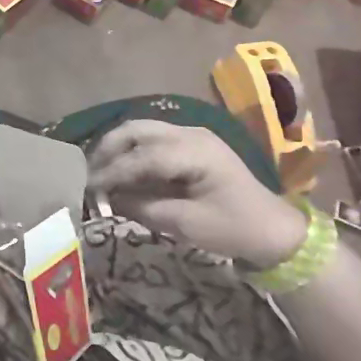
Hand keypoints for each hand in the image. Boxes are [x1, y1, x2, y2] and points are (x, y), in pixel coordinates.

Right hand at [88, 120, 304, 267]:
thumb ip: (143, 207)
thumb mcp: (185, 224)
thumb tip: (106, 199)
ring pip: (142, 131)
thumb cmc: (233, 228)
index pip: (140, 156)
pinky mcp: (191, 144)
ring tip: (100, 174)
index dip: (111, 172)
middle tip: (88, 176)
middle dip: (108, 150)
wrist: (274, 230)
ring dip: (118, 149)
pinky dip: (132, 153)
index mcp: (194, 151)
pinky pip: (153, 140)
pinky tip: (122, 173)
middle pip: (136, 130)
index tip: (87, 188)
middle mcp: (190, 134)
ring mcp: (192, 135)